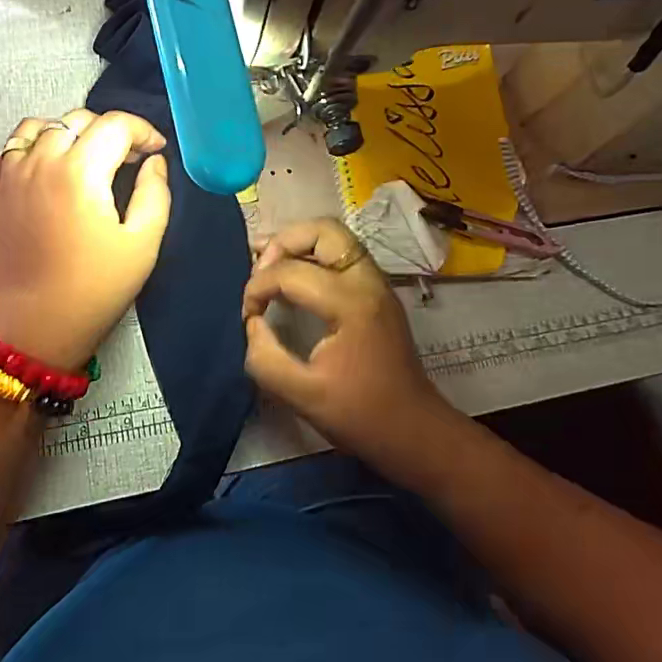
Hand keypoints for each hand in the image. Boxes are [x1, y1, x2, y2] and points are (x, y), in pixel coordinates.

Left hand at [0, 109, 170, 369]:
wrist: (33, 327)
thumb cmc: (92, 291)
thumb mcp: (142, 245)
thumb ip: (155, 193)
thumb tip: (154, 163)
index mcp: (80, 172)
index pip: (114, 125)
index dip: (143, 131)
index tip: (155, 150)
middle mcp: (40, 163)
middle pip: (79, 120)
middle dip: (111, 131)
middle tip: (130, 158)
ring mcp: (11, 175)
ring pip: (42, 125)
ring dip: (72, 133)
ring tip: (90, 158)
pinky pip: (14, 147)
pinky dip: (38, 145)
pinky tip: (54, 170)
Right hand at [242, 218, 448, 450]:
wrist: (414, 431)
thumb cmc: (361, 415)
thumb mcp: (302, 396)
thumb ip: (265, 357)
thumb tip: (252, 323)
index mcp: (351, 303)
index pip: (291, 272)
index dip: (257, 288)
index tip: (247, 316)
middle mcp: (368, 281)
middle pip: (323, 230)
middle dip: (283, 242)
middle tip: (260, 273)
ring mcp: (377, 284)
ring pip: (336, 238)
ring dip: (299, 246)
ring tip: (269, 270)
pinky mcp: (377, 293)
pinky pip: (343, 256)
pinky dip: (314, 257)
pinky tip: (293, 282)